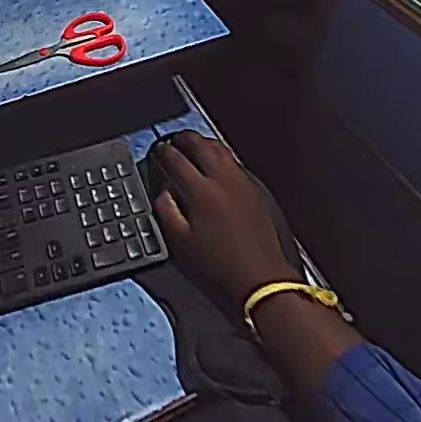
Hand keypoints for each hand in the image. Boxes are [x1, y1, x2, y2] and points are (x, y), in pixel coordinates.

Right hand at [151, 131, 299, 301]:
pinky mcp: (256, 192)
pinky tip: (215, 163)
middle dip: (182, 138)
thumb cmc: (222, 266)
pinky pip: (235, 161)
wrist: (263, 283)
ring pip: (220, 148)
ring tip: (192, 145)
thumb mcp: (181, 243)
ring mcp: (242, 184)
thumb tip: (163, 194)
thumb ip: (166, 211)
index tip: (157, 153)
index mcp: (201, 192)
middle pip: (199, 144)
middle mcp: (223, 181)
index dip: (162, 152)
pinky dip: (220, 154)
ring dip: (202, 142)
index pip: (175, 158)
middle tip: (172, 141)